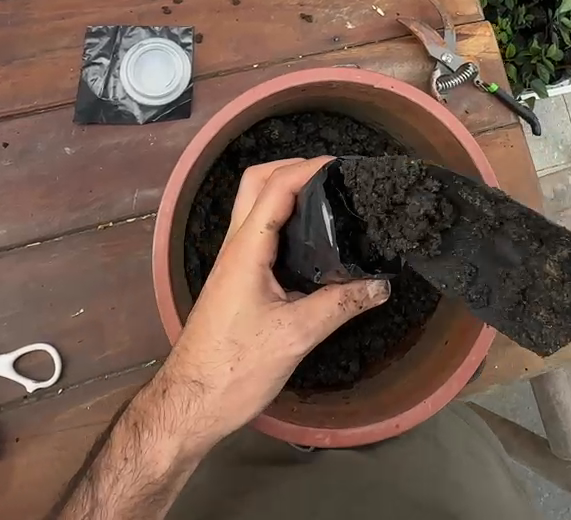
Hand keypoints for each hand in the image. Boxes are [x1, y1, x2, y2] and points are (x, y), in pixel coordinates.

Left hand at [148, 156, 389, 451]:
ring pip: (254, 204)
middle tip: (329, 175)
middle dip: (290, 167)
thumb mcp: (295, 336)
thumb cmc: (235, 368)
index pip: (277, 187)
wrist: (190, 404)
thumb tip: (381, 285)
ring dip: (284, 189)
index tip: (342, 166)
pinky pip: (258, 229)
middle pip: (256, 182)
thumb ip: (340, 305)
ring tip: (325, 198)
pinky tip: (309, 238)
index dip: (308, 168)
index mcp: (247, 248)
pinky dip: (281, 216)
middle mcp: (235, 245)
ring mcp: (232, 260)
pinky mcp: (236, 278)